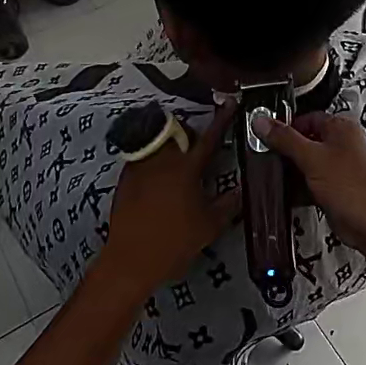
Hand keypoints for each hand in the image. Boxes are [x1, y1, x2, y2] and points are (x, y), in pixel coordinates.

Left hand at [97, 104, 241, 297]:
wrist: (131, 260)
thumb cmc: (175, 242)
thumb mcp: (211, 225)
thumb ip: (229, 204)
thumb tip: (240, 190)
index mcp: (187, 168)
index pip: (210, 138)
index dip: (223, 120)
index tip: (230, 104)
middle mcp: (162, 161)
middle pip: (179, 133)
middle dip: (192, 134)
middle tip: (203, 146)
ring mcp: (140, 168)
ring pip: (159, 143)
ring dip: (172, 145)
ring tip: (181, 161)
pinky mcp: (125, 179)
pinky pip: (144, 159)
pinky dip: (155, 161)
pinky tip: (161, 180)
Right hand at [252, 111, 365, 255]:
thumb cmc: (356, 189)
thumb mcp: (311, 158)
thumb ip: (285, 139)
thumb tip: (264, 123)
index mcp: (343, 128)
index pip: (308, 117)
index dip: (286, 126)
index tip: (267, 135)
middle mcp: (345, 146)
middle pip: (307, 141)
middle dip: (288, 152)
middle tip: (270, 158)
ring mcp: (342, 169)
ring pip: (309, 165)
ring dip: (294, 173)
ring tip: (280, 178)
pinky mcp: (338, 189)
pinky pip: (314, 184)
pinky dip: (302, 188)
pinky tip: (291, 195)